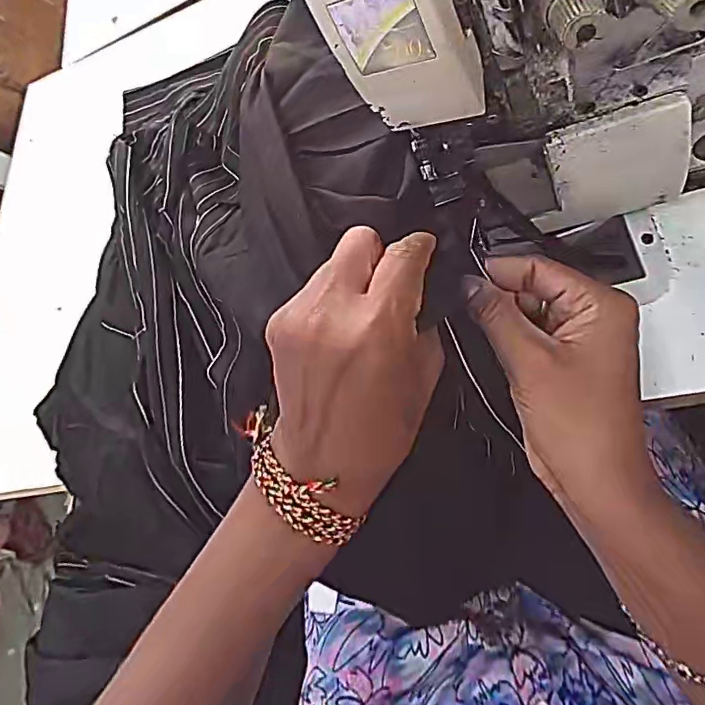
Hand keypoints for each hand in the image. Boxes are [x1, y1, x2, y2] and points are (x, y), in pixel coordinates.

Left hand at [264, 227, 443, 515]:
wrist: (320, 466)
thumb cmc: (377, 433)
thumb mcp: (425, 372)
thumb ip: (424, 317)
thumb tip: (421, 283)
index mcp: (378, 326)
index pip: (403, 252)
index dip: (420, 246)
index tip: (424, 249)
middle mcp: (334, 312)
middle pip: (360, 238)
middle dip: (382, 254)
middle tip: (391, 282)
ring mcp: (300, 315)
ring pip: (335, 259)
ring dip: (356, 276)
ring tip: (363, 312)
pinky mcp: (279, 321)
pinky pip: (314, 285)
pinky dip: (332, 296)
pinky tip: (340, 327)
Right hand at [464, 256, 652, 509]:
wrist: (596, 483)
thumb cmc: (587, 434)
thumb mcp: (530, 362)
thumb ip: (495, 316)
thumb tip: (472, 286)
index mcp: (603, 305)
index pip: (542, 267)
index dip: (500, 272)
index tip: (468, 280)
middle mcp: (599, 317)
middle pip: (536, 288)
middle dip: (503, 301)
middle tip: (473, 312)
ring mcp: (585, 339)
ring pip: (532, 313)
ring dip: (508, 325)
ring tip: (501, 349)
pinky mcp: (570, 360)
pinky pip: (536, 336)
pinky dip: (516, 344)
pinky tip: (509, 361)